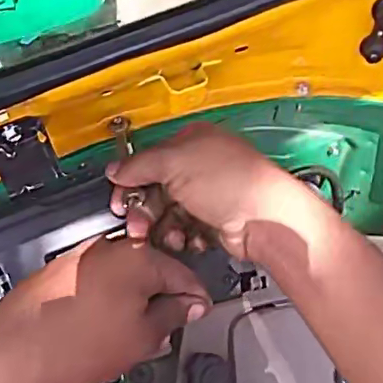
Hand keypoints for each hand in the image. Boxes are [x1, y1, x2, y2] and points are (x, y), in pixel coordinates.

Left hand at [0, 235, 209, 382]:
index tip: (197, 312)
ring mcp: (79, 257)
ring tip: (128, 335)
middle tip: (165, 329)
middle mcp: (107, 249)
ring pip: (122, 276)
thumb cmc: (72, 346)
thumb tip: (187, 307)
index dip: (195, 298)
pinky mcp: (58, 271)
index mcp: (137, 258)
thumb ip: (173, 316)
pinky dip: (104, 300)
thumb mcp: (142, 338)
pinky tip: (100, 328)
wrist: (16, 354)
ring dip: (132, 299)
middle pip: (151, 269)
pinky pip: (95, 281)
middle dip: (161, 298)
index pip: (183, 273)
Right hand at [107, 123, 332, 259]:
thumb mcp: (175, 164)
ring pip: (167, 215)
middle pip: (155, 191)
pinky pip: (183, 231)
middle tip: (138, 225)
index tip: (119, 198)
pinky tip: (187, 239)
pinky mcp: (212, 221)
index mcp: (190, 143)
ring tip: (169, 235)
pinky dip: (182, 237)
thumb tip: (116, 169)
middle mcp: (198, 168)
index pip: (148, 160)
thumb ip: (140, 165)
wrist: (266, 219)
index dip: (130, 181)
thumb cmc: (235, 183)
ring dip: (162, 228)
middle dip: (144, 211)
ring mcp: (207, 196)